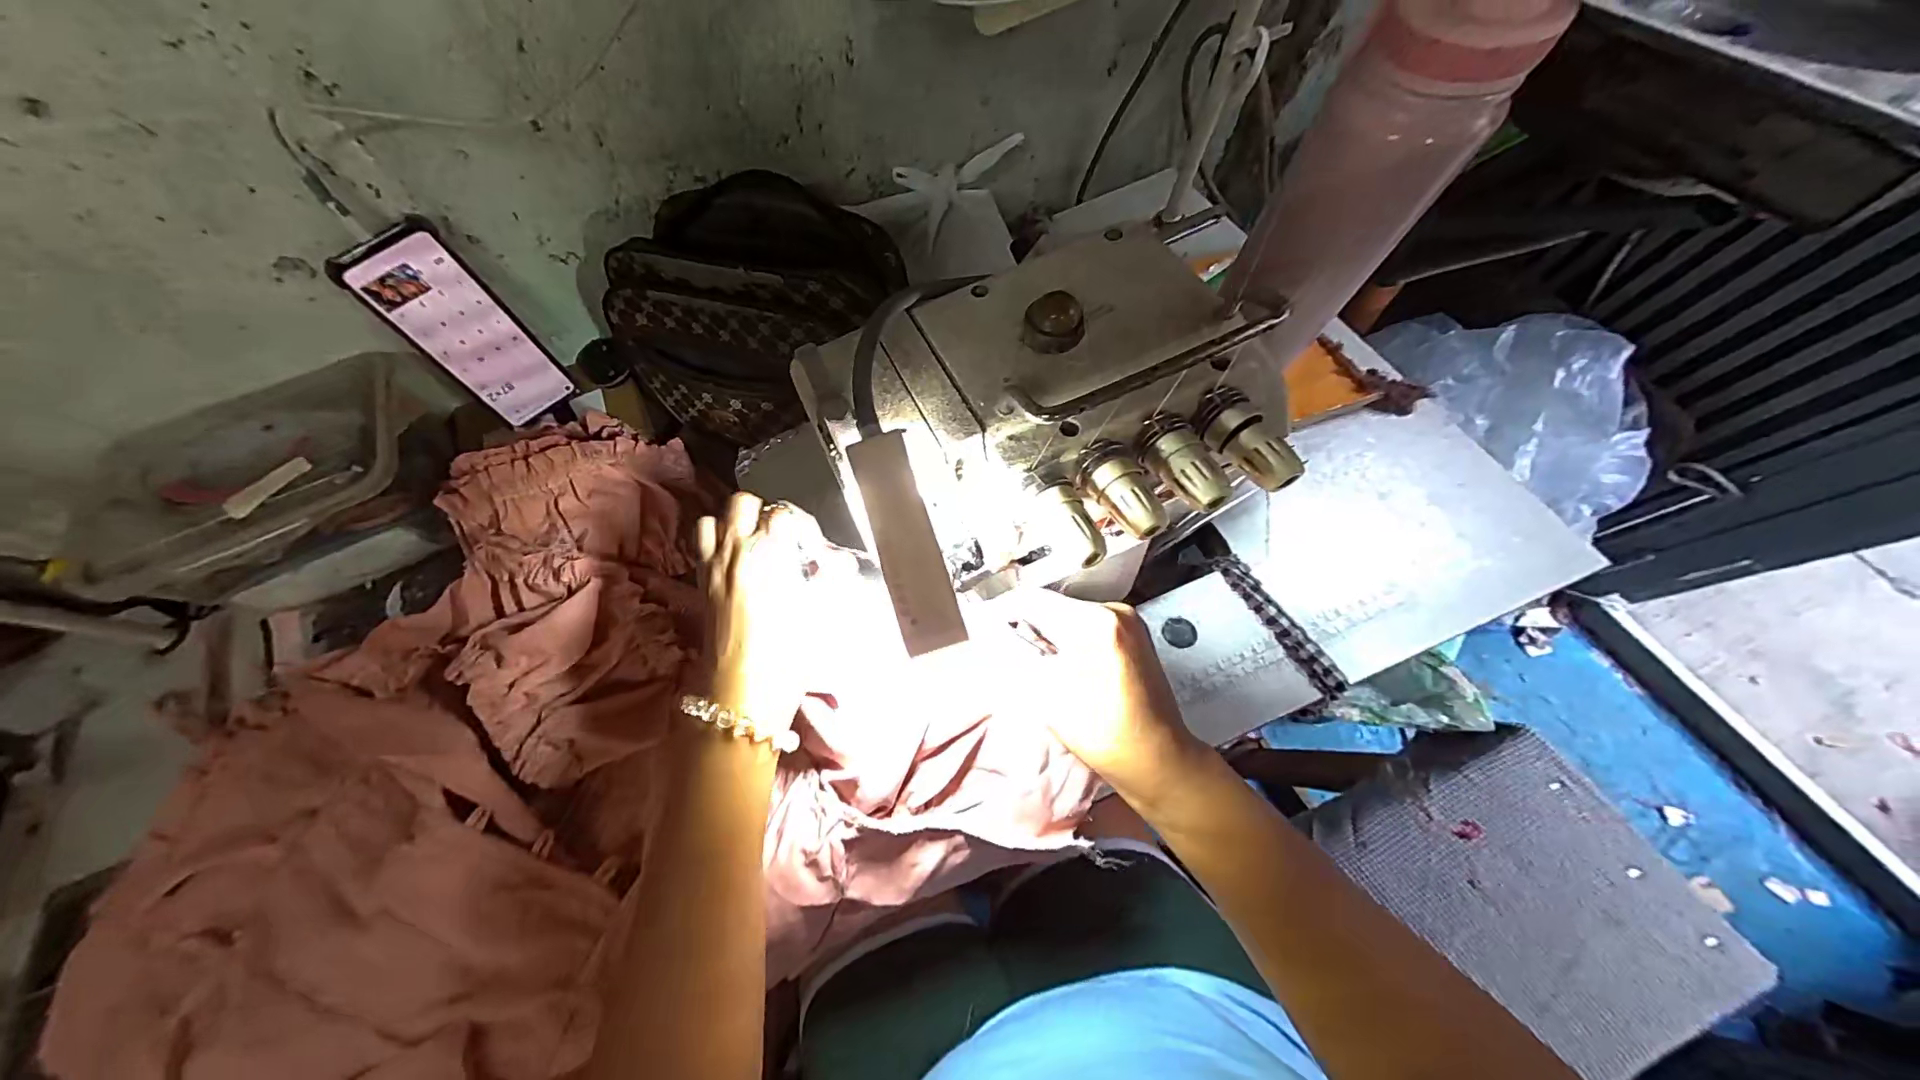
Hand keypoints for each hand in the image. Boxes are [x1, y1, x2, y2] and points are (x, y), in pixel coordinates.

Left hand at [695, 492, 823, 741]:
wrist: (743, 693)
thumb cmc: (787, 656)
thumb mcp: (821, 613)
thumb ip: (829, 579)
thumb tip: (839, 562)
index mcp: (770, 553)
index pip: (782, 512)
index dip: (798, 523)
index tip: (806, 540)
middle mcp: (736, 551)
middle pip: (742, 502)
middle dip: (762, 510)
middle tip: (777, 533)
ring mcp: (712, 567)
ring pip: (712, 519)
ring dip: (731, 524)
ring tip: (750, 542)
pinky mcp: (699, 585)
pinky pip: (700, 547)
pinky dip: (713, 543)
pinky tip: (733, 563)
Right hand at [995, 588, 1210, 802]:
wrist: (1157, 760)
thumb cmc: (1101, 732)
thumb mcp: (1045, 691)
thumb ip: (1013, 652)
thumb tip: (986, 627)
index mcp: (1095, 620)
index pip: (1033, 599)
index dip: (1001, 610)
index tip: (979, 623)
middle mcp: (1115, 610)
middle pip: (1053, 606)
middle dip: (1024, 625)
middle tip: (999, 646)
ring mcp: (1128, 622)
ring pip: (1069, 617)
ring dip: (1045, 634)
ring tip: (1026, 658)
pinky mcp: (1133, 637)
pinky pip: (1088, 628)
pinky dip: (1067, 641)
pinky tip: (1058, 665)